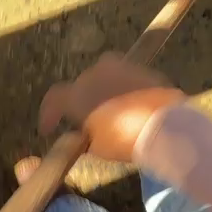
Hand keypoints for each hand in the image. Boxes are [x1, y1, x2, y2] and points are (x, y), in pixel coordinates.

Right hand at [39, 53, 183, 162]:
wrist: (163, 123)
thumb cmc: (123, 139)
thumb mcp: (97, 145)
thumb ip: (86, 134)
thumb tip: (87, 132)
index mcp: (77, 92)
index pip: (54, 99)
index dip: (49, 114)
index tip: (48, 129)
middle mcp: (95, 72)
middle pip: (82, 85)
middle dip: (83, 100)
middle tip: (87, 119)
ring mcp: (121, 66)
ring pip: (106, 77)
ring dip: (104, 90)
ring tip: (110, 109)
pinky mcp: (143, 68)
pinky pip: (126, 78)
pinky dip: (124, 89)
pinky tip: (129, 104)